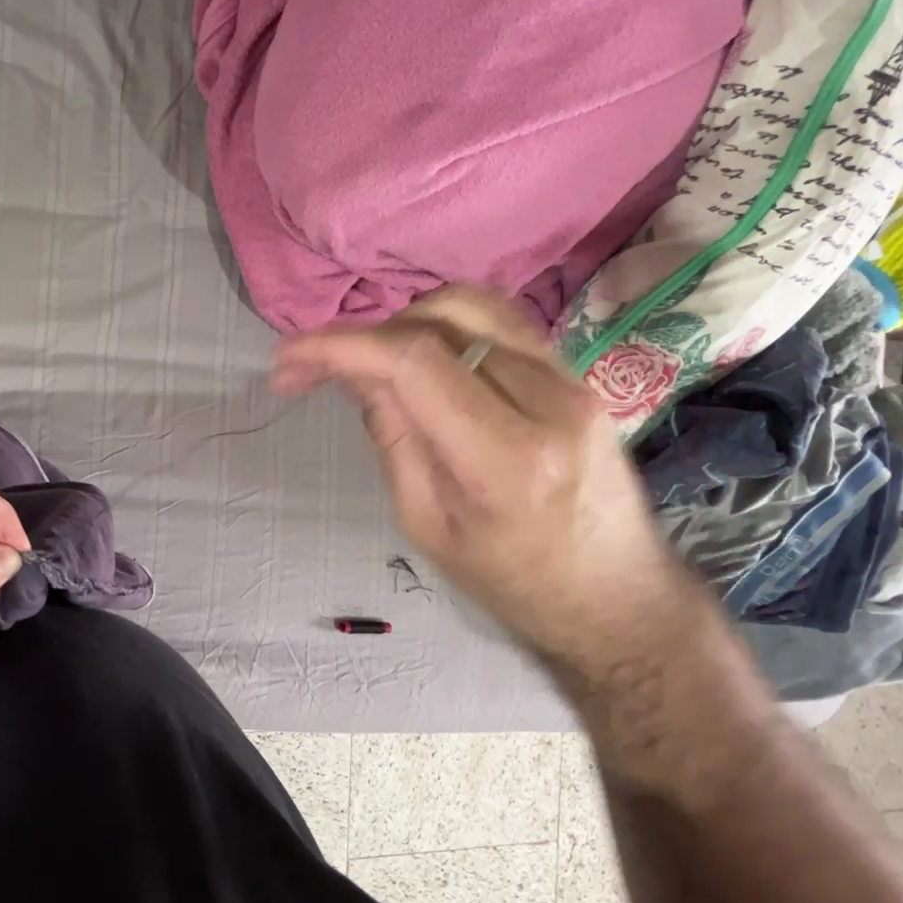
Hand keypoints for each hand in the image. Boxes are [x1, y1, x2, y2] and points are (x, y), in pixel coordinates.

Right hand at [271, 286, 700, 674]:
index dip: (341, 346)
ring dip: (401, 323)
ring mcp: (572, 380)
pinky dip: (441, 328)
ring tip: (365, 362)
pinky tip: (414, 360)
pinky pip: (498, 324)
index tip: (289, 359)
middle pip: (439, 321)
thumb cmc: (510, 580)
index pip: (415, 363)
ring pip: (471, 307)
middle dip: (363, 334)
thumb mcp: (428, 525)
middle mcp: (547, 401)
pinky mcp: (576, 375)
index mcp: (504, 457)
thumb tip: (358, 377)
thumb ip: (394, 441)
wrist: (613, 595)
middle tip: (315, 370)